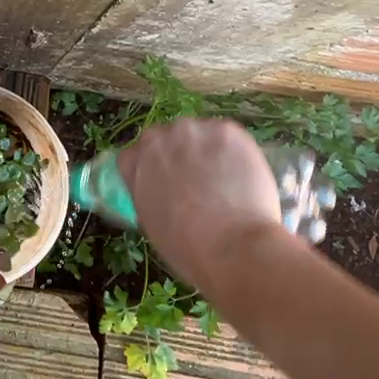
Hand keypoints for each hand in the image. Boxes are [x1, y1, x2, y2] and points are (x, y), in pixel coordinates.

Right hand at [117, 118, 288, 288]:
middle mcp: (159, 138)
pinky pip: (228, 137)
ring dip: (208, 150)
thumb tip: (163, 189)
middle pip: (167, 138)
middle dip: (180, 154)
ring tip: (226, 181)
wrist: (232, 249)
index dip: (151, 168)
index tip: (166, 183)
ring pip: (199, 135)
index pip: (135, 155)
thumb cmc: (187, 248)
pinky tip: (243, 177)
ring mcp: (193, 131)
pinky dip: (235, 153)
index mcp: (136, 162)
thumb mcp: (151, 221)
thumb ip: (147, 193)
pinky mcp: (226, 130)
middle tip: (199, 181)